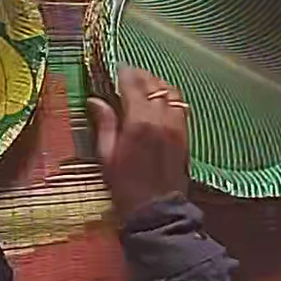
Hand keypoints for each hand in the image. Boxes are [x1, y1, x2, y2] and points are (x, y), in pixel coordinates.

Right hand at [86, 68, 190, 220]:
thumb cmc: (125, 186)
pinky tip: (159, 101)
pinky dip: (169, 97)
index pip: (132, 84)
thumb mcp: (107, 156)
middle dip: (140, 75)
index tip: (115, 68)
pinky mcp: (185, 133)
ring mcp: (177, 125)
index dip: (123, 72)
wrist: (157, 211)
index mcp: (138, 122)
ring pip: (170, 91)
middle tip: (127, 75)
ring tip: (144, 86)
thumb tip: (95, 99)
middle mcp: (161, 118)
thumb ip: (105, 123)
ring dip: (156, 84)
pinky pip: (180, 105)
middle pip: (153, 84)